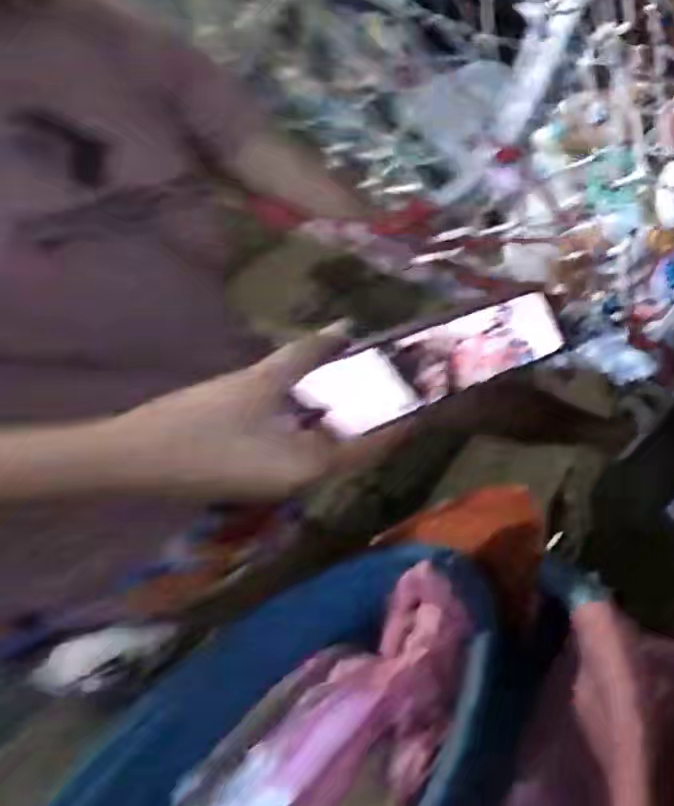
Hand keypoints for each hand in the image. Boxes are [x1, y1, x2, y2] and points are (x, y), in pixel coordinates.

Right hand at [108, 324, 405, 499]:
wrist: (109, 459)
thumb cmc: (193, 425)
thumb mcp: (260, 383)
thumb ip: (309, 354)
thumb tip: (347, 326)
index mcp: (316, 466)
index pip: (382, 439)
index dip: (409, 412)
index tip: (432, 386)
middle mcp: (307, 478)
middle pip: (364, 440)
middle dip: (386, 408)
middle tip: (408, 376)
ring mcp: (283, 478)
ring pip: (337, 440)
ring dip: (356, 412)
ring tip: (381, 379)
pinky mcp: (261, 472)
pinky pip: (311, 443)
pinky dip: (327, 420)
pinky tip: (331, 395)